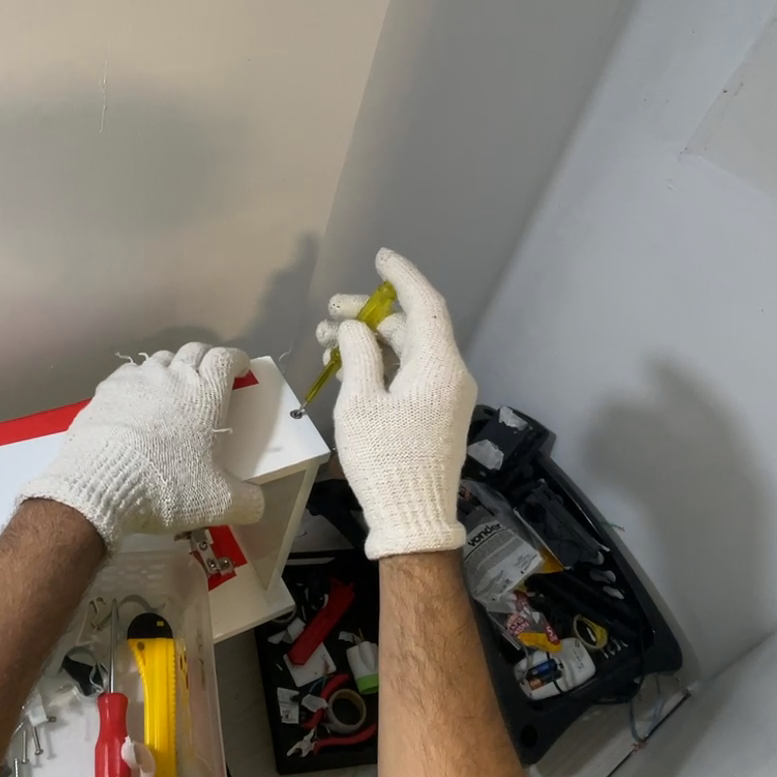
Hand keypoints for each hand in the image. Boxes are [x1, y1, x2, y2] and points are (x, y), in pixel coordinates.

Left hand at [17, 342, 263, 549]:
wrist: (102, 484)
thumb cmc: (169, 486)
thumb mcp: (220, 503)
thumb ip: (247, 502)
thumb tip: (257, 503)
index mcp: (206, 394)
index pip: (226, 359)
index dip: (236, 360)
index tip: (239, 369)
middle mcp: (174, 375)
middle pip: (194, 351)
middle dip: (205, 359)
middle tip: (208, 378)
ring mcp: (138, 379)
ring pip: (160, 359)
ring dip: (171, 368)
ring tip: (170, 389)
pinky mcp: (107, 389)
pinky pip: (129, 375)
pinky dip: (138, 382)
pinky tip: (135, 402)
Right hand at [315, 249, 475, 558]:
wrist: (412, 519)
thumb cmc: (385, 459)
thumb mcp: (361, 403)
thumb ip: (359, 355)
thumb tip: (357, 328)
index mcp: (439, 366)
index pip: (425, 305)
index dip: (402, 276)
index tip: (380, 257)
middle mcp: (449, 375)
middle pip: (411, 328)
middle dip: (370, 314)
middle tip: (330, 309)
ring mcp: (444, 396)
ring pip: (407, 352)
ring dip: (369, 341)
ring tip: (327, 339)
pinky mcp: (435, 414)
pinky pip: (409, 375)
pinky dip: (380, 364)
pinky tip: (346, 365)